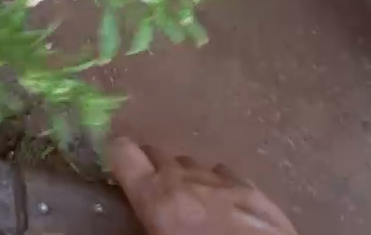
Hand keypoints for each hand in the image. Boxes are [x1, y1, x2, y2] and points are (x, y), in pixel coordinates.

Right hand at [108, 138, 296, 234]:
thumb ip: (144, 221)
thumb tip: (135, 217)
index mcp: (154, 195)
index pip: (120, 150)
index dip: (115, 154)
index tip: (115, 166)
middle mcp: (182, 178)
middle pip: (156, 152)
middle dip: (153, 167)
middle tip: (157, 193)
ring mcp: (220, 181)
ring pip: (191, 163)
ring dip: (187, 177)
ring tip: (195, 201)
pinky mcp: (255, 191)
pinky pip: (227, 174)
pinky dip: (221, 184)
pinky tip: (227, 204)